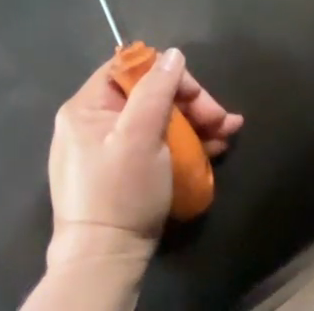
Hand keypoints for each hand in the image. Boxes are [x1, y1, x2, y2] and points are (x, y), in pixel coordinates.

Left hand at [44, 49, 244, 268]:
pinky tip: (214, 148)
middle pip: (151, 94)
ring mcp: (108, 148)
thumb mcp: (141, 134)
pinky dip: (187, 141)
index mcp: (86, 109)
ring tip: (228, 134)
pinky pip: (158, 141)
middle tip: (221, 120)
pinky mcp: (124, 169)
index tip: (194, 94)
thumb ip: (157, 89)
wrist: (106, 258)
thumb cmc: (121, 189)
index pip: (130, 69)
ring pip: (160, 118)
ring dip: (197, 122)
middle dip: (192, 104)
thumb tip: (173, 54)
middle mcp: (93, 123)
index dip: (167, 74)